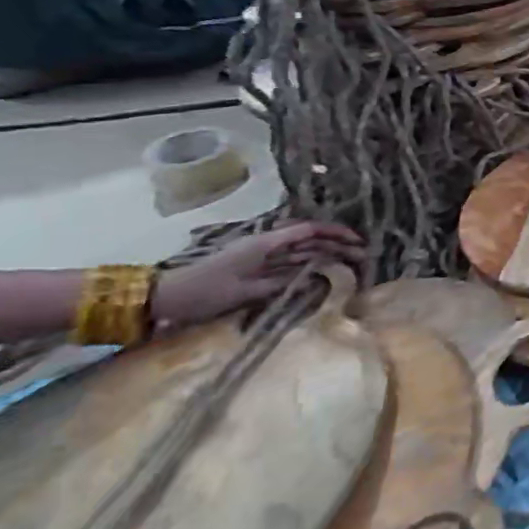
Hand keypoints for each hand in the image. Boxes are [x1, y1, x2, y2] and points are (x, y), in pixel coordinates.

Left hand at [151, 223, 365, 325]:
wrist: (166, 298)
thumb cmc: (205, 292)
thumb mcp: (245, 291)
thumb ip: (281, 283)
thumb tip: (315, 277)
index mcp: (266, 243)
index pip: (309, 230)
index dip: (336, 232)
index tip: (358, 240)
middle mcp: (267, 244)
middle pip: (310, 239)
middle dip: (337, 244)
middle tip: (362, 254)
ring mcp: (261, 255)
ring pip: (302, 250)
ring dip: (326, 253)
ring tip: (349, 262)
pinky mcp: (256, 267)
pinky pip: (289, 262)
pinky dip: (309, 264)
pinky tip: (323, 271)